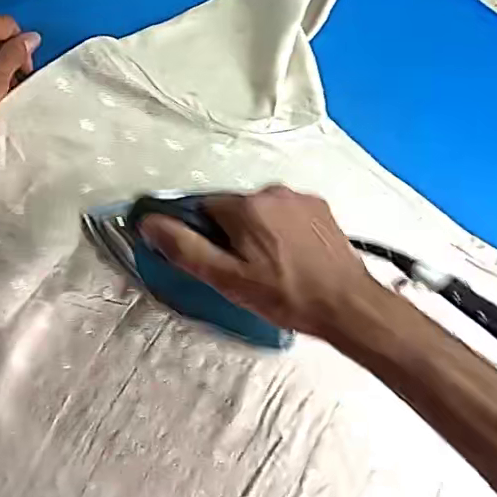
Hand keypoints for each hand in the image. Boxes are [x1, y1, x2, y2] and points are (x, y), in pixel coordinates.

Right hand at [138, 186, 390, 342]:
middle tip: (244, 270)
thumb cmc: (283, 295)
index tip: (216, 261)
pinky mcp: (320, 208)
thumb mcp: (226, 278)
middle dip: (231, 234)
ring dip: (257, 231)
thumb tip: (148, 222)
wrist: (348, 305)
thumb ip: (185, 247)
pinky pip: (286, 212)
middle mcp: (271, 191)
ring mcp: (299, 197)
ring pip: (260, 211)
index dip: (203, 235)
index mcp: (244, 206)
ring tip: (272, 266)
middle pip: (232, 209)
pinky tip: (293, 256)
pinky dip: (282, 229)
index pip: (202, 208)